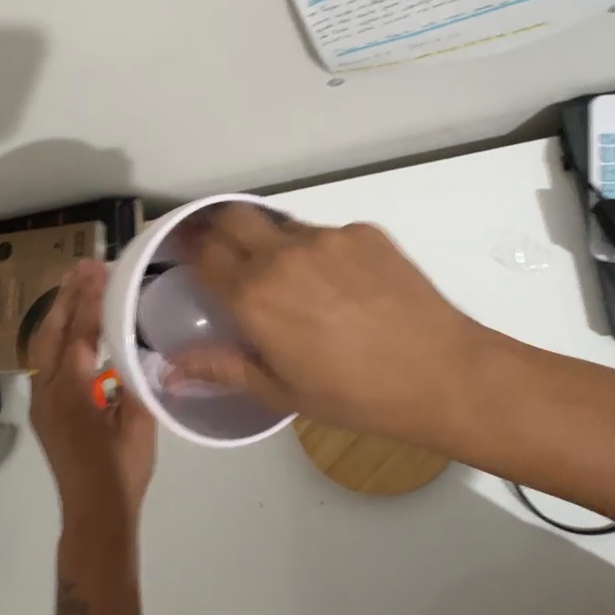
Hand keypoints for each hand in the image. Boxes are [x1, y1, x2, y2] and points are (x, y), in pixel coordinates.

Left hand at [27, 260, 157, 537]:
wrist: (94, 516)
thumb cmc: (121, 475)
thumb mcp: (139, 425)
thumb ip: (134, 384)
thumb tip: (133, 349)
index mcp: (72, 393)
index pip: (78, 334)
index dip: (88, 299)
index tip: (96, 268)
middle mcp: (48, 392)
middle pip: (50, 332)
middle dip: (66, 296)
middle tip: (82, 265)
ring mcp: (41, 403)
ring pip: (41, 346)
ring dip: (57, 314)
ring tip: (74, 286)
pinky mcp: (44, 412)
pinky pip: (44, 363)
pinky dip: (56, 336)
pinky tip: (71, 328)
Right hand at [170, 205, 509, 447]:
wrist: (443, 374)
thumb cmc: (356, 396)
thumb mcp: (281, 390)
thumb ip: (222, 368)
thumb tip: (171, 368)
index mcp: (255, 297)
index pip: (203, 255)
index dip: (187, 248)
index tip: (181, 250)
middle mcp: (284, 255)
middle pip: (232, 219)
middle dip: (217, 227)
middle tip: (219, 248)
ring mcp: (328, 238)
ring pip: (280, 225)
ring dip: (269, 241)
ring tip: (287, 276)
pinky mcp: (364, 232)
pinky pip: (325, 234)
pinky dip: (317, 251)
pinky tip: (338, 285)